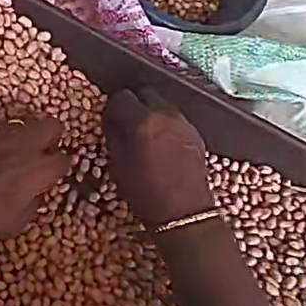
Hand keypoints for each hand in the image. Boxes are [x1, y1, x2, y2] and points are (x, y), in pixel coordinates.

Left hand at [0, 117, 71, 246]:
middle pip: (52, 125)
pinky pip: (2, 128)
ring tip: (20, 153)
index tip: (57, 174)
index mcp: (39, 169)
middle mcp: (25, 145)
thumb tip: (36, 195)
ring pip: (26, 122)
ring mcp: (1, 135)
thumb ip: (32, 205)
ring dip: (28, 134)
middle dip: (53, 137)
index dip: (63, 167)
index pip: (64, 159)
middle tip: (46, 153)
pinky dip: (5, 137)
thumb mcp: (15, 223)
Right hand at [105, 87, 213, 226]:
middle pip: (144, 92)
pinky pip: (175, 117)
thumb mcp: (118, 166)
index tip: (110, 120)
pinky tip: (159, 142)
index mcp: (143, 122)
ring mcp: (184, 122)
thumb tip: (112, 121)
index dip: (112, 108)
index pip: (121, 97)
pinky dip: (164, 122)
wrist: (183, 212)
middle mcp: (165, 115)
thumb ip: (113, 136)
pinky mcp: (195, 132)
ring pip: (162, 103)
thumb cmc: (145, 193)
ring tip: (143, 133)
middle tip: (125, 122)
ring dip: (150, 112)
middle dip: (133, 103)